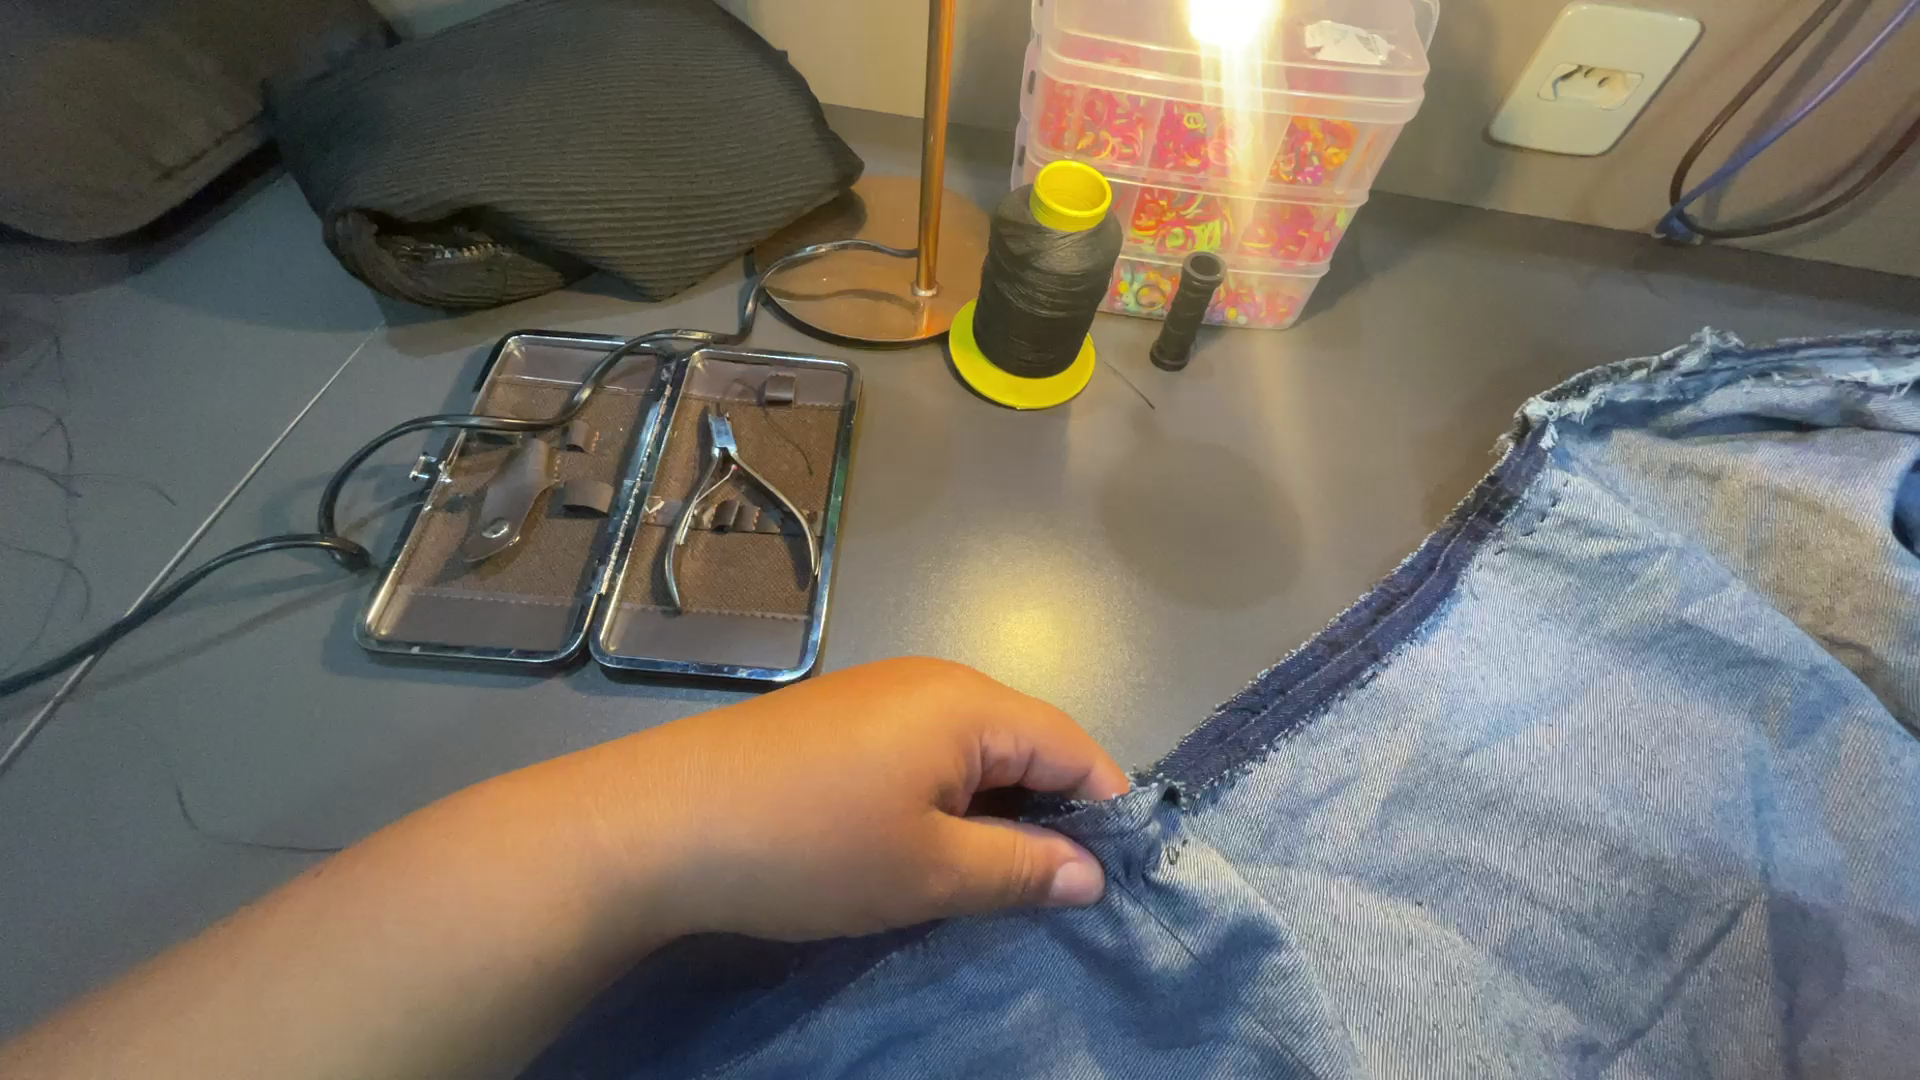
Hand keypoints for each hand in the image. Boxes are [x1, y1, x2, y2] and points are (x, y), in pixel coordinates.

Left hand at [567, 657, 1131, 942]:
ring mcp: (885, 691)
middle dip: (1050, 809)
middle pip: (1024, 740)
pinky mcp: (848, 714)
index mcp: (969, 702)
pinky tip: (931, 838)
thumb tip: (1093, 874)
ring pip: (974, 746)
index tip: (1118, 873)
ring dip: (996, 805)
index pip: (1072, 744)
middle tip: (1057, 884)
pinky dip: (948, 793)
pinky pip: (927, 747)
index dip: (1105, 807)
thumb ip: (1022, 868)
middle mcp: (935, 680)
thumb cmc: (814, 843)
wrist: (665, 818)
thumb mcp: (930, 869)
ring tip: (998, 872)